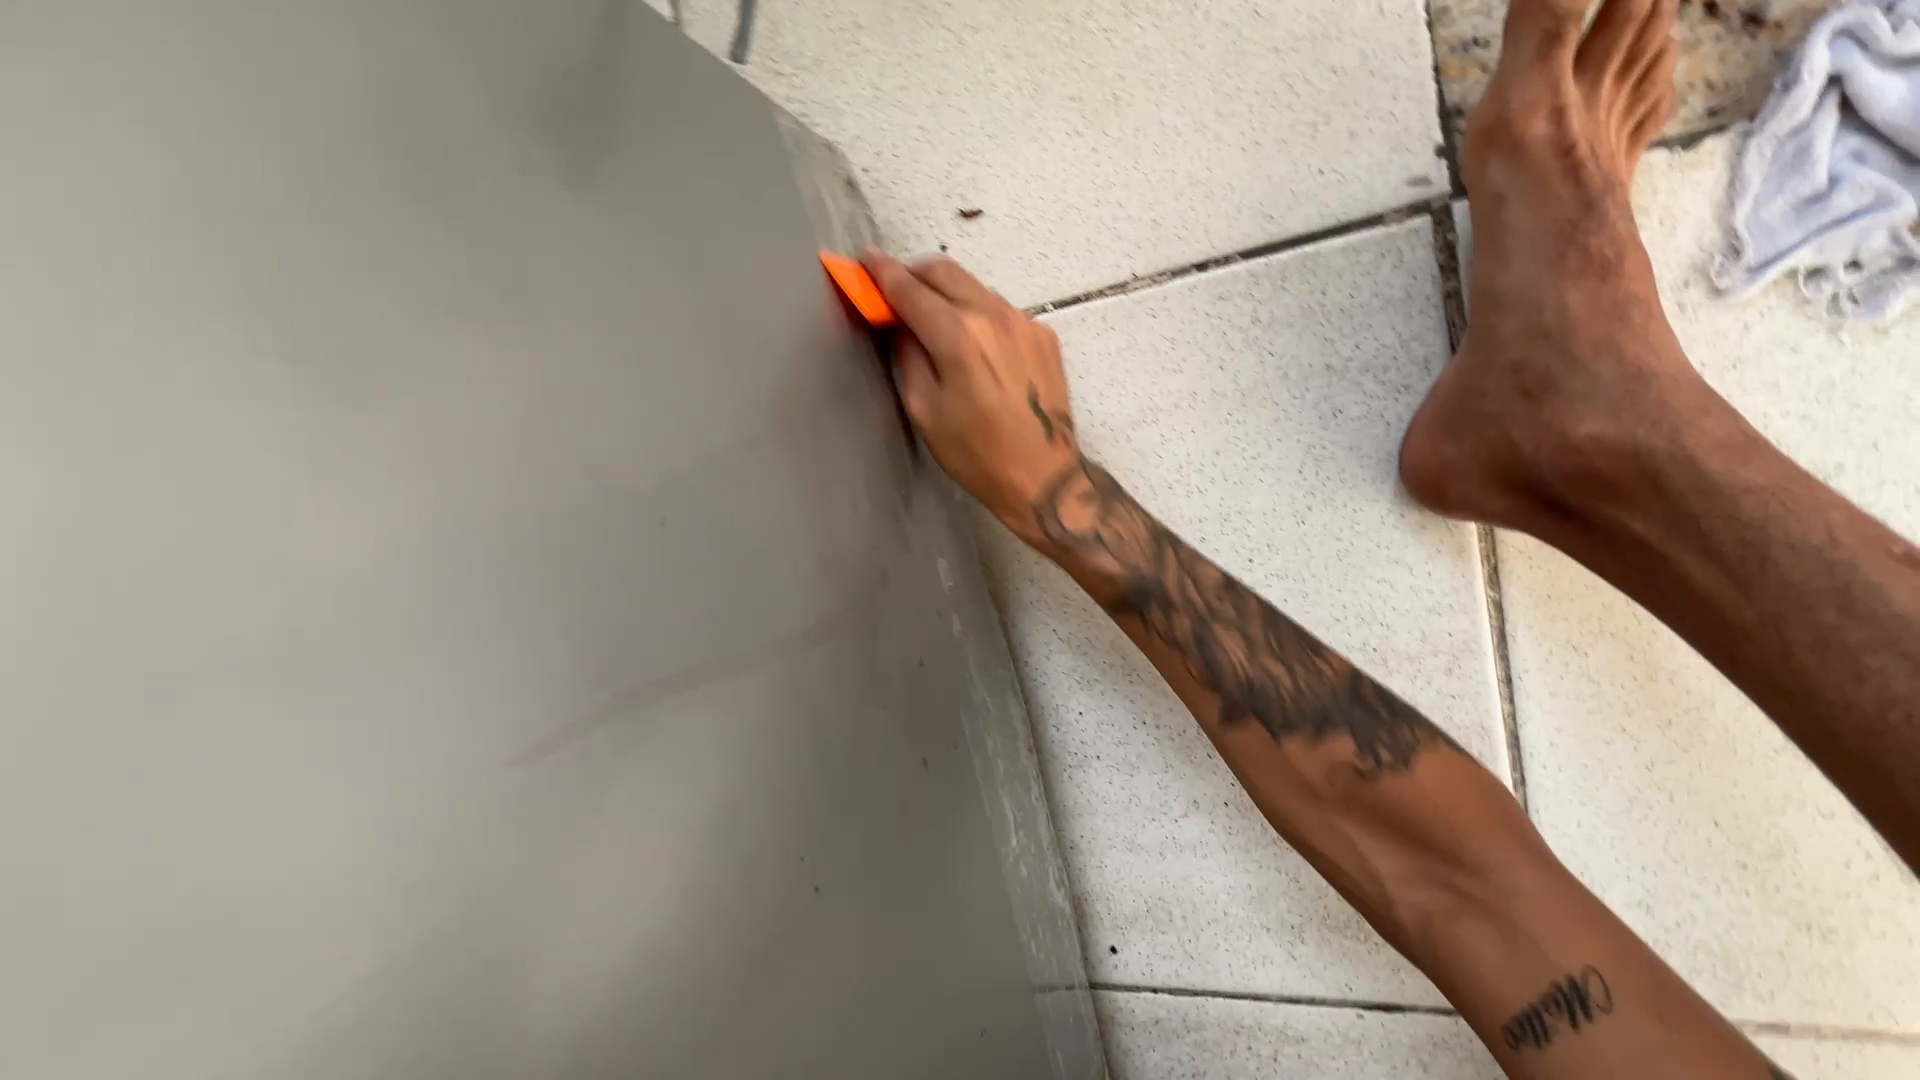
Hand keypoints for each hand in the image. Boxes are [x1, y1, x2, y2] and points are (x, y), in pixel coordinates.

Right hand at [864, 250, 1081, 544]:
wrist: (1043, 475)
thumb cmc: (976, 453)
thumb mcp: (924, 409)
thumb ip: (908, 355)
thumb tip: (901, 323)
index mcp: (958, 335)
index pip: (909, 289)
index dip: (882, 272)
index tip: (864, 260)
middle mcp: (994, 315)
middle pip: (944, 271)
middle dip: (914, 274)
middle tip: (895, 292)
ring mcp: (1024, 321)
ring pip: (974, 287)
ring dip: (948, 294)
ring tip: (935, 323)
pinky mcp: (1043, 335)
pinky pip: (1001, 311)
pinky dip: (979, 316)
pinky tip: (976, 348)